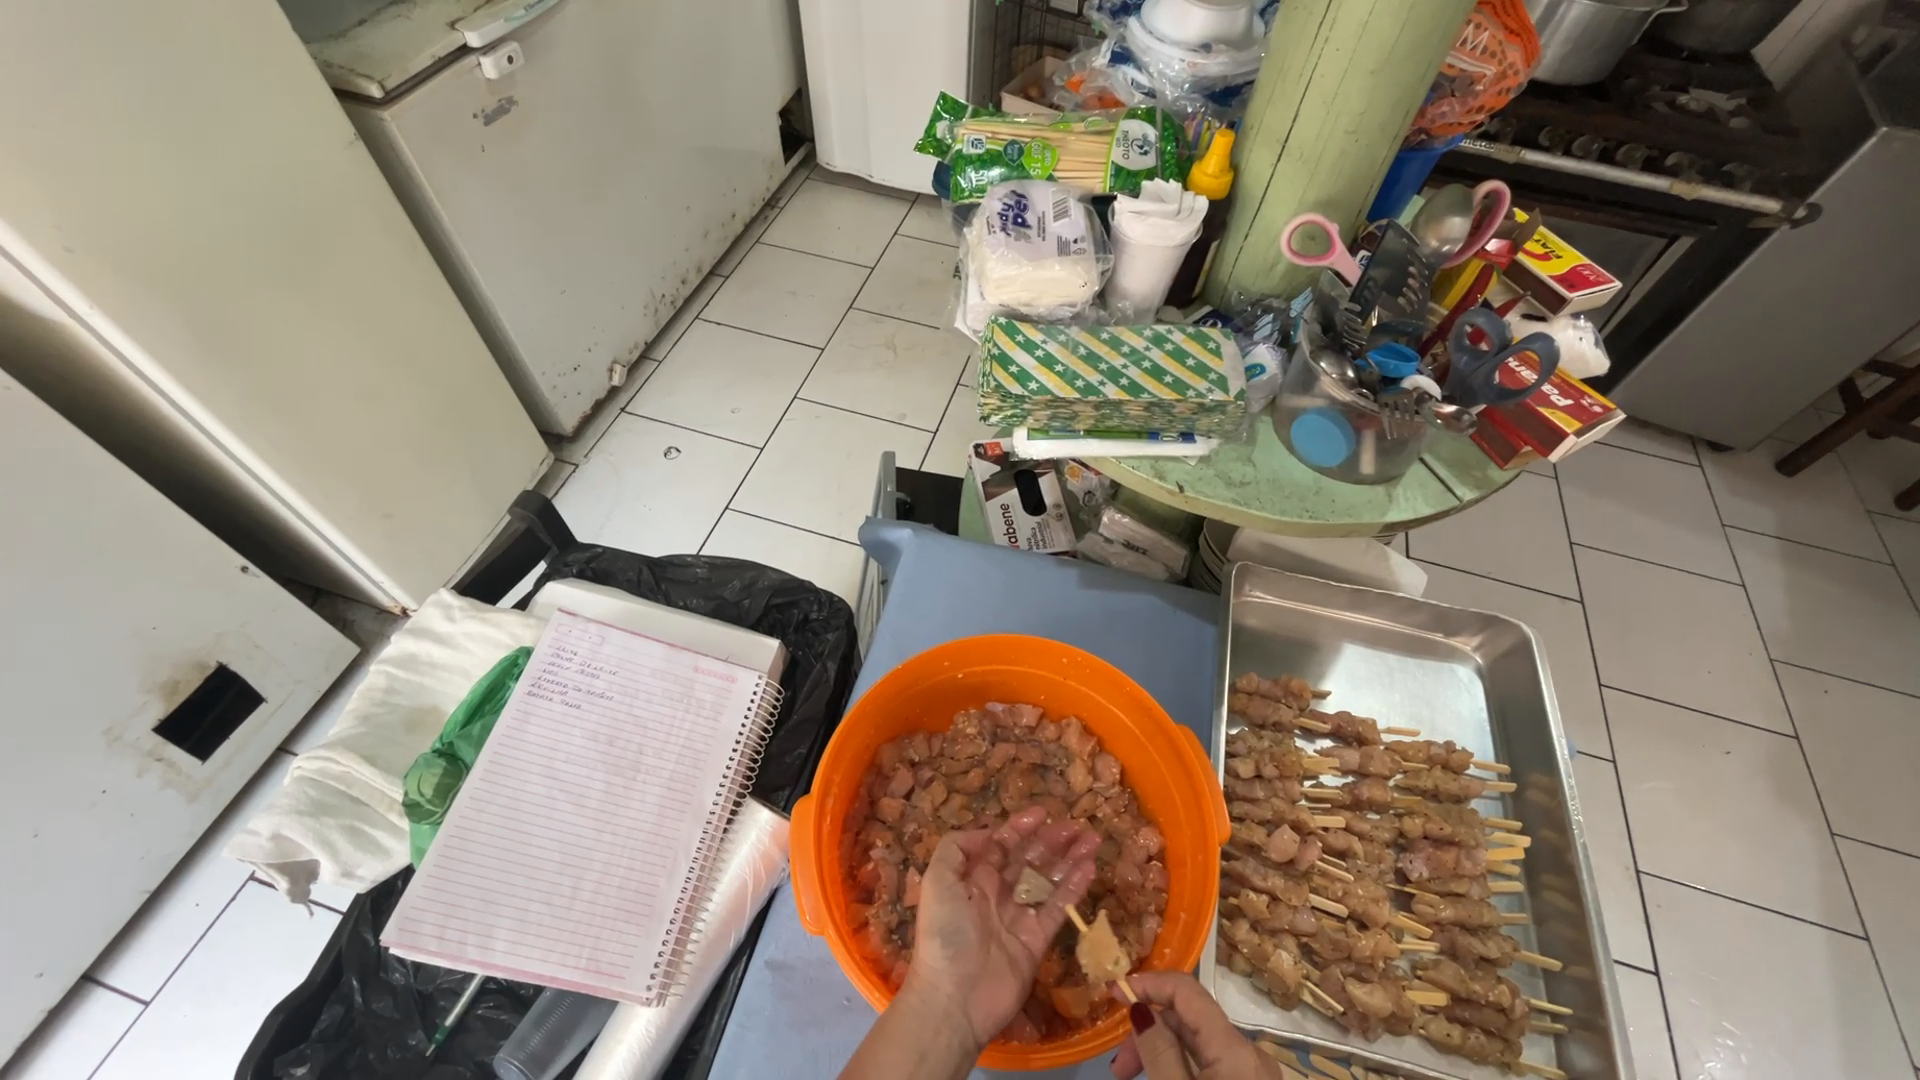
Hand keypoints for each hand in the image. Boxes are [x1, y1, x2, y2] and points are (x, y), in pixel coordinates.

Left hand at [902, 806, 1099, 1050]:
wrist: (953, 1000)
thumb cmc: (943, 935)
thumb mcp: (937, 881)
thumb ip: (957, 848)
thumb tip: (989, 831)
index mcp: (973, 879)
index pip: (1000, 845)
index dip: (1020, 829)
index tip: (1043, 814)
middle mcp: (997, 894)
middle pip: (1028, 860)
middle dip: (1051, 841)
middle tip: (1077, 826)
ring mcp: (1018, 918)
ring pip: (1047, 881)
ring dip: (1068, 860)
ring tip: (1092, 840)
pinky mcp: (1036, 942)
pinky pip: (1058, 908)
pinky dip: (1073, 888)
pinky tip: (1089, 868)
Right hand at [1110, 972, 1282, 1079]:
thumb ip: (1160, 1052)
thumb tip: (1138, 1007)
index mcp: (1235, 1048)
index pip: (1186, 990)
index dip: (1147, 983)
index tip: (1112, 992)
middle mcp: (1249, 1053)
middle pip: (1189, 1018)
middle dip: (1147, 1029)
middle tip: (1118, 1064)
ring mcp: (1253, 1074)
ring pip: (1197, 1043)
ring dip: (1160, 1050)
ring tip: (1130, 1074)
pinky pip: (1209, 1064)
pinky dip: (1180, 1066)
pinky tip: (1163, 1076)